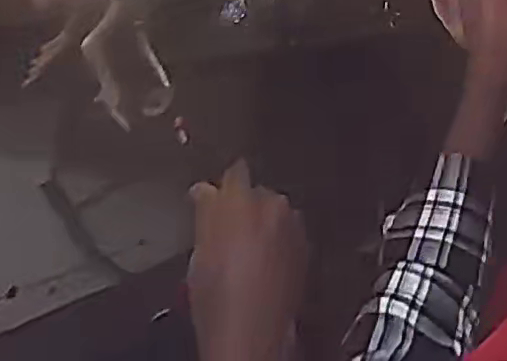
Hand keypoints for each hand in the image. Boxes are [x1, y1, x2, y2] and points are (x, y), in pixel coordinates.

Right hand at [187, 160, 307, 360]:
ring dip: (263, 222)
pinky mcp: (306, 242)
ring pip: (274, 211)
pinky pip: (288, 229)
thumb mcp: (200, 257)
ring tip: (247, 254)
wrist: (255, 335)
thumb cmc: (217, 298)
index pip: (237, 171)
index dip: (225, 183)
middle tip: (228, 234)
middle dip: (244, 206)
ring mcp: (294, 222)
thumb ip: (205, 214)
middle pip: (257, 192)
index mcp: (243, 201)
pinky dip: (278, 238)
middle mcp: (274, 203)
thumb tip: (204, 189)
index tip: (214, 194)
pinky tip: (265, 263)